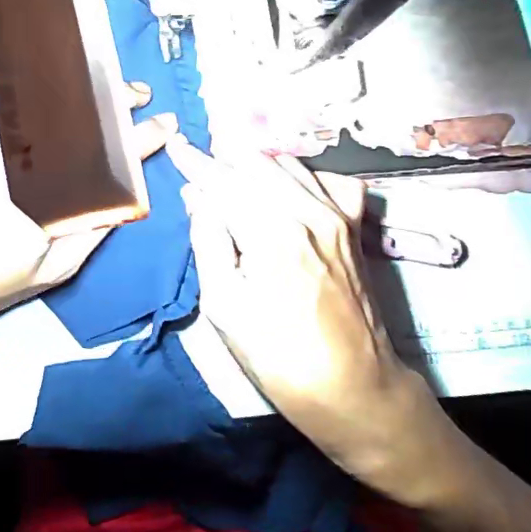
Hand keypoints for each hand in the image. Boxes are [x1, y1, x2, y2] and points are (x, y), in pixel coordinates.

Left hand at [0, 67, 175, 354]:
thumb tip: (122, 199)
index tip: (164, 127)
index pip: (107, 160)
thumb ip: (91, 231)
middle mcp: (13, 163)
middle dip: (114, 101)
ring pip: (32, 98)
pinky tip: (16, 70)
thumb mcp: (50, 272)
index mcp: (44, 200)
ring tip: (91, 82)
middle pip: (75, 118)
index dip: (142, 141)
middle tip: (136, 96)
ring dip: (70, 84)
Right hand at [168, 138, 436, 481]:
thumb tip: (199, 198)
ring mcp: (338, 215)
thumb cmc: (280, 358)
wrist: (353, 386)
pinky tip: (287, 188)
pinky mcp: (355, 227)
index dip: (195, 162)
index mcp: (273, 230)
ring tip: (233, 171)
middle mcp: (309, 210)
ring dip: (257, 162)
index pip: (225, 180)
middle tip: (201, 163)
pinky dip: (299, 175)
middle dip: (224, 158)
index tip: (175, 146)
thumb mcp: (225, 308)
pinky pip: (326, 181)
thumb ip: (209, 242)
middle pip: (258, 164)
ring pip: (291, 166)